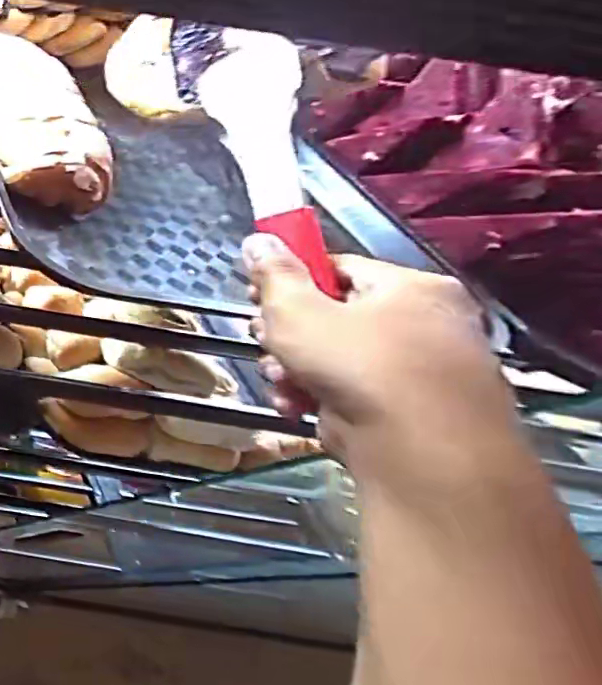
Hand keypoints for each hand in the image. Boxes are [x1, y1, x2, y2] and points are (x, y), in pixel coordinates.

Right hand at [243, 233, 515, 485]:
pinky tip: (299, 401)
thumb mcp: (295, 309)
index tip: (255, 297)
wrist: (420, 445)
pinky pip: (349, 384)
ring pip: (332, 352)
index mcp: (412, 287)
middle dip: (285, 331)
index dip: (287, 280)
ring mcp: (424, 365)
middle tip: (267, 340)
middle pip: (330, 312)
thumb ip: (273, 273)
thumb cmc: (358, 363)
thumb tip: (259, 240)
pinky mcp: (412, 403)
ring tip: (283, 378)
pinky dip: (316, 391)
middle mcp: (429, 320)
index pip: (334, 267)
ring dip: (292, 365)